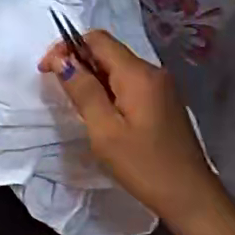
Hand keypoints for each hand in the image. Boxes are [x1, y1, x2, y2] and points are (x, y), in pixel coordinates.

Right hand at [41, 30, 227, 227]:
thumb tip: (62, 61)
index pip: (98, 40)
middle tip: (54, 87)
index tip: (45, 70)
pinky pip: (128, 84)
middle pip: (108, 51)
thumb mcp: (104, 130)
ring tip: (74, 102)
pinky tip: (98, 112)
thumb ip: (83, 91)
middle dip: (77, 61)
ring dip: (91, 76)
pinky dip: (107, 89)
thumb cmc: (142, 164)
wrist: (188, 194)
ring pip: (117, 68)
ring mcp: (161, 87)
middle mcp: (152, 72)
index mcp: (138, 75)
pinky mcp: (162, 102)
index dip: (67, 47)